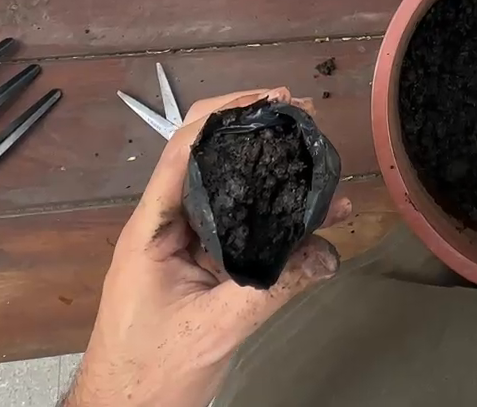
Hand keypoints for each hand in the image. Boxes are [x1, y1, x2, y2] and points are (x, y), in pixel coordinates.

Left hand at [66, 88, 352, 406]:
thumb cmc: (147, 377)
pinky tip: (321, 218)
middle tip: (303, 117)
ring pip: (234, 189)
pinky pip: (248, 228)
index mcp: (155, 227)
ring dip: (275, 171)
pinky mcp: (208, 266)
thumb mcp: (211, 330)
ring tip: (320, 158)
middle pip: (211, 155)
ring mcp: (190, 244)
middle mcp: (172, 224)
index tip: (272, 99)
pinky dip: (282, 217)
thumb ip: (270, 288)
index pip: (184, 148)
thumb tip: (329, 254)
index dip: (226, 112)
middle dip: (256, 128)